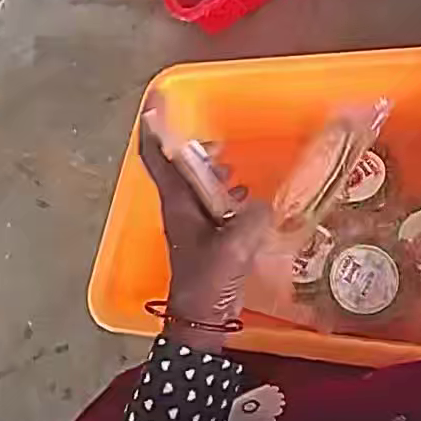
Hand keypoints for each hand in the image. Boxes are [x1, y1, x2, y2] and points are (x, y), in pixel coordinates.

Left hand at [139, 93, 269, 350]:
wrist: (202, 320)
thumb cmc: (209, 281)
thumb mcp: (234, 247)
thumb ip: (252, 219)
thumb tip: (265, 206)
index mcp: (179, 204)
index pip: (159, 158)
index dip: (155, 128)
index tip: (155, 100)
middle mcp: (181, 208)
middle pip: (178, 167)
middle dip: (191, 148)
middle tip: (215, 139)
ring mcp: (192, 224)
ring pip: (197, 186)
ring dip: (210, 171)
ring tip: (232, 165)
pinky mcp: (207, 237)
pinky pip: (213, 205)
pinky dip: (226, 194)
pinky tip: (246, 197)